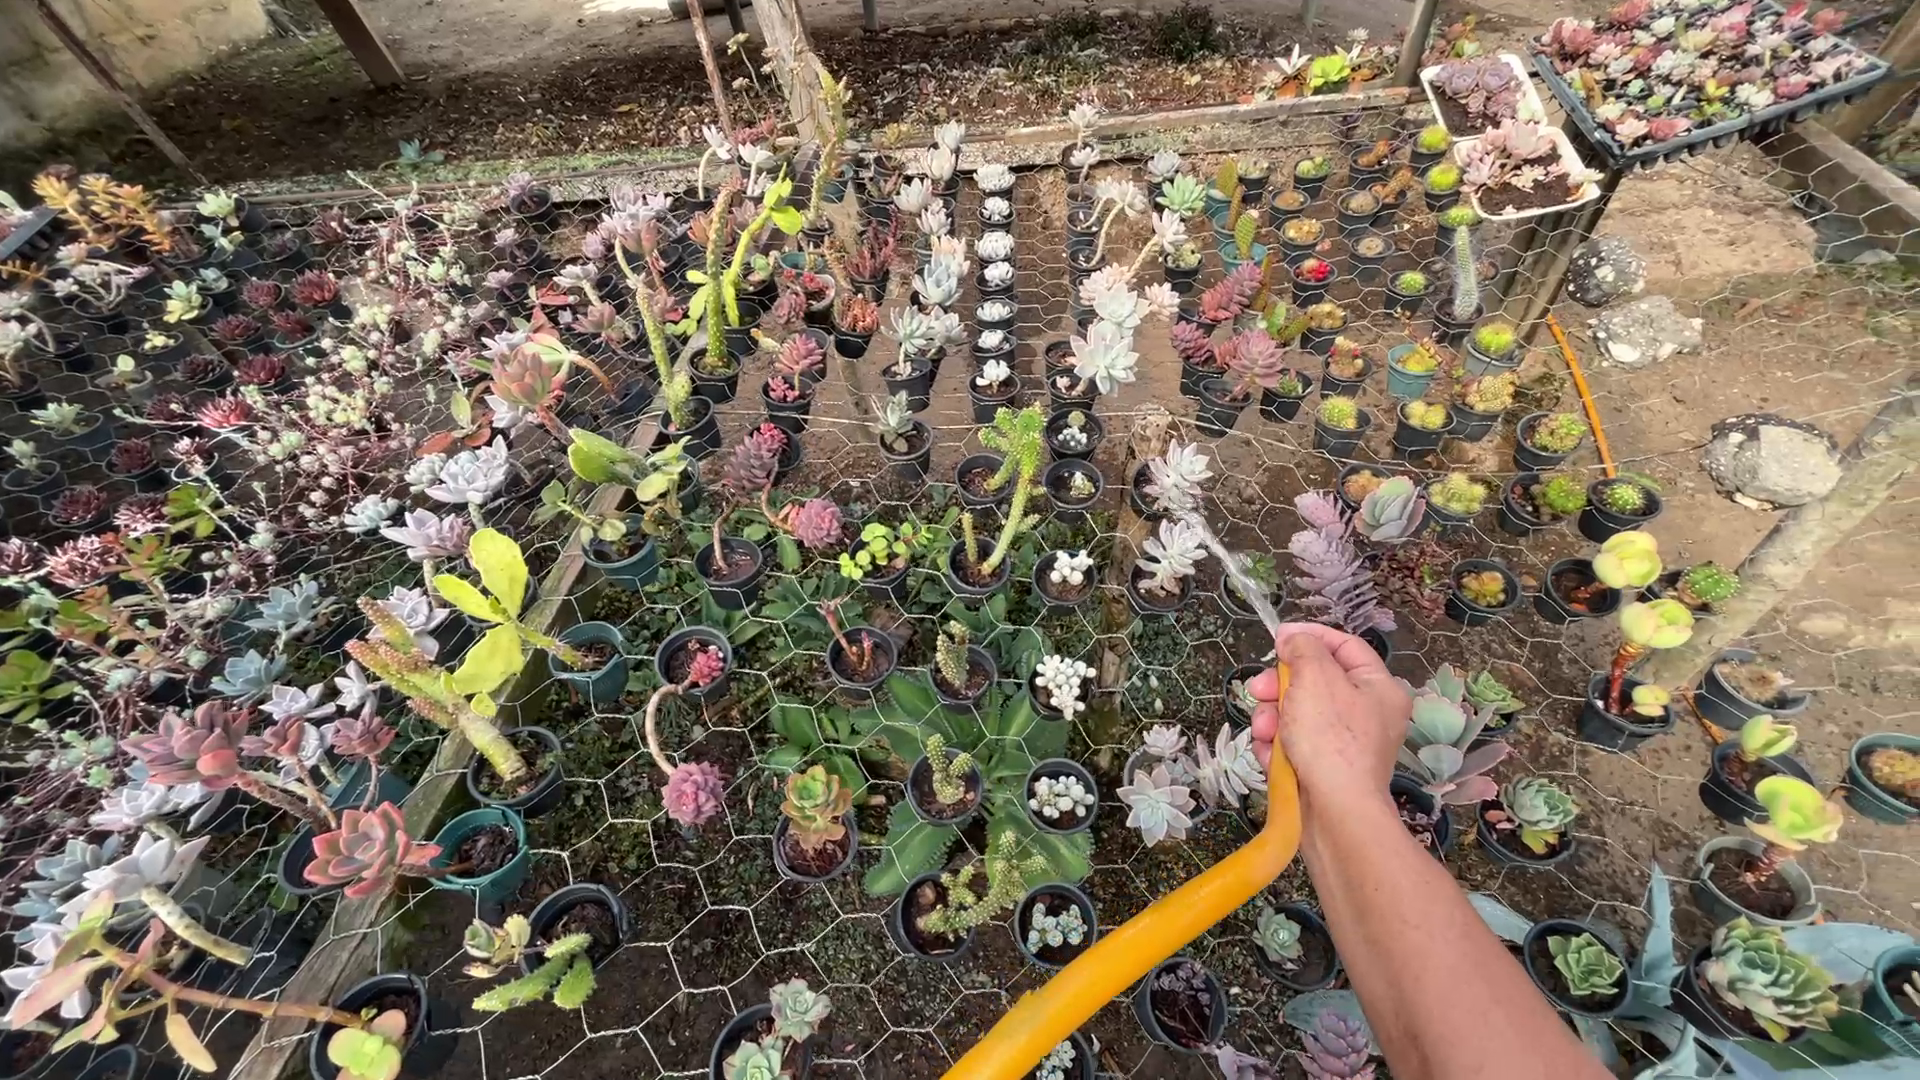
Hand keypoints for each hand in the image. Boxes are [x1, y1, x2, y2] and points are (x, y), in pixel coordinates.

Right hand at [1247, 623, 1410, 808]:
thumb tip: (1293, 638)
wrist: (1335, 811)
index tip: (1278, 636)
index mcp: (1378, 688)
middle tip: (1258, 689)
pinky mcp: (1322, 767)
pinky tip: (1268, 754)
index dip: (1310, 636)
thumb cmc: (1331, 738)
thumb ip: (1303, 648)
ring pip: (1295, 712)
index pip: (1345, 646)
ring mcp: (1343, 743)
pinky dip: (1275, 745)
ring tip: (1263, 731)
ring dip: (1270, 718)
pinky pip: (1292, 742)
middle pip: (1313, 680)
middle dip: (1279, 685)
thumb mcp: (1315, 678)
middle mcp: (1366, 713)